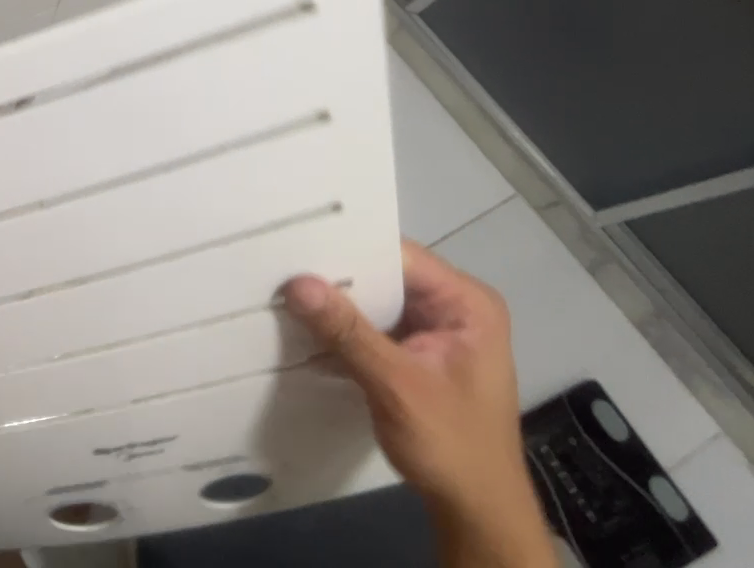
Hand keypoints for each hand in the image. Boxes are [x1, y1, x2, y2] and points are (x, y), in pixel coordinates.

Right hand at [283, 241, 554, 566]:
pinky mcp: (413, 349)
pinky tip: (302, 321)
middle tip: (277, 264)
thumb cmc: (452, 446)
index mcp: (467, 303)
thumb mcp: (396, 385)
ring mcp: (433, 328)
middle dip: (334, 273)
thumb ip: (347, 331)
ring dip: (333, 300)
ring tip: (280, 287)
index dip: (347, 247)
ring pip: (373, 297)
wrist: (475, 511)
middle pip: (383, 273)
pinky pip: (370, 322)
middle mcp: (452, 306)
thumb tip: (296, 283)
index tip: (295, 243)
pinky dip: (340, 324)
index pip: (398, 256)